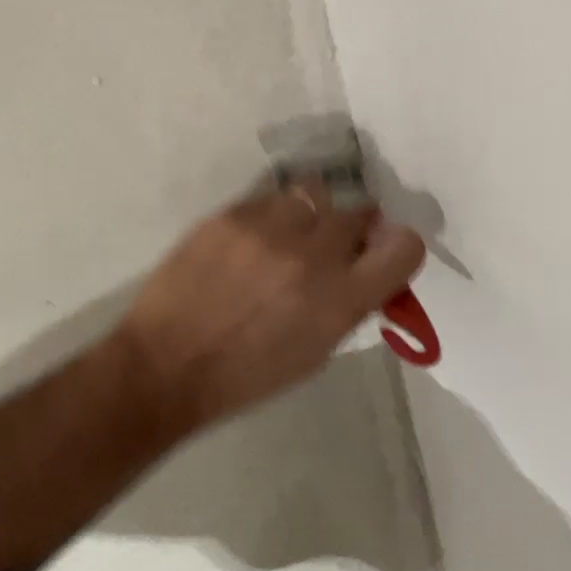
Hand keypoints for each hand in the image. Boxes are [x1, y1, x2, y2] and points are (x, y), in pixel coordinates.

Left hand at [117, 181, 427, 429]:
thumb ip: (348, 306)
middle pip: (359, 215)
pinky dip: (269, 216)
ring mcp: (268, 229)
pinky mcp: (230, 214)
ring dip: (311, 213)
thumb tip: (366, 273)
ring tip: (288, 234)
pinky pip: (268, 198)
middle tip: (330, 246)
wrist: (167, 365)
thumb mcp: (314, 353)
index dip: (399, 247)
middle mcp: (312, 256)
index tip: (383, 252)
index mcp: (340, 300)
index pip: (403, 248)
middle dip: (352, 231)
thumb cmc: (245, 376)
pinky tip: (250, 242)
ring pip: (314, 194)